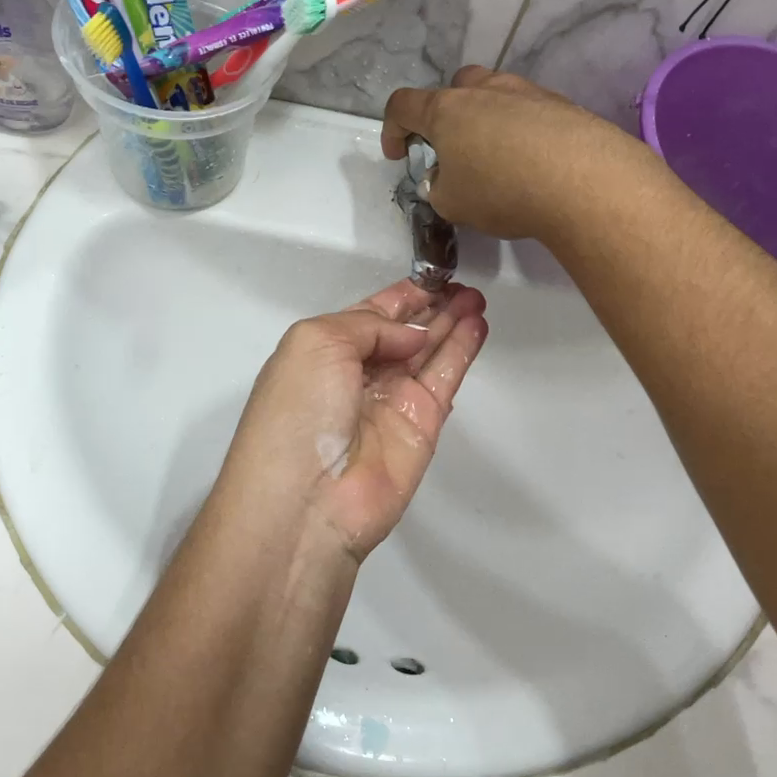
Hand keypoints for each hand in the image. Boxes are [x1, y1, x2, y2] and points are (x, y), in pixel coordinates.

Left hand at [215, 280, 488, 561]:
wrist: (307, 501)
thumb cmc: (298, 412)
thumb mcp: (316, 343)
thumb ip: (368, 326)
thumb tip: (412, 335)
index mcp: (322, 352)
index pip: (368, 316)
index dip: (399, 297)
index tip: (432, 275)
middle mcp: (357, 375)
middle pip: (402, 332)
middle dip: (430, 307)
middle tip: (463, 284)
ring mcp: (391, 401)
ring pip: (428, 351)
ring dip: (452, 322)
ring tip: (477, 296)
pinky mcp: (423, 425)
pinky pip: (445, 378)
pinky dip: (463, 350)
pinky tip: (478, 324)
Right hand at [382, 65, 650, 239]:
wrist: (582, 180)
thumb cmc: (501, 191)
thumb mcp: (452, 204)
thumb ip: (438, 188)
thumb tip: (445, 178)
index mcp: (446, 110)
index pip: (403, 105)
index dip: (392, 129)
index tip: (399, 155)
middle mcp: (484, 90)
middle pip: (454, 89)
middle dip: (447, 116)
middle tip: (454, 151)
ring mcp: (526, 92)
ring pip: (495, 96)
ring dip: (487, 122)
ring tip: (498, 160)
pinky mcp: (561, 105)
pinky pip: (529, 113)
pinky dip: (523, 132)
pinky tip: (534, 164)